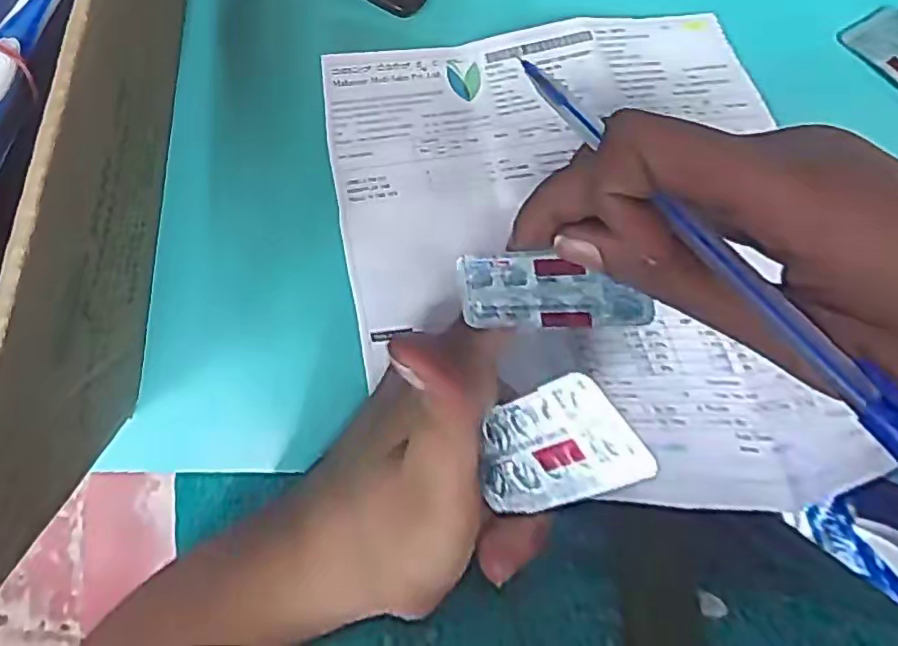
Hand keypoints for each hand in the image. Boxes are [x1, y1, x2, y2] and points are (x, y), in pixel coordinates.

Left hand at [276, 323, 554, 621]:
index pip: (491, 325)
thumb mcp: (434, 470)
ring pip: (505, 447)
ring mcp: (429, 422)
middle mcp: (432, 387)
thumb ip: (446, 403)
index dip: (538, 328)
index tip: (574, 378)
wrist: (323, 572)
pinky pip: (482, 472)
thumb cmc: (385, 528)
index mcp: (433, 376)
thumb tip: (422, 335)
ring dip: (515, 506)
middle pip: (515, 406)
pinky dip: (492, 514)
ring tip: (493, 556)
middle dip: (537, 469)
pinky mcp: (426, 455)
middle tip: (517, 528)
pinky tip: (479, 552)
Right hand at [508, 110, 897, 496]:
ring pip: (669, 161)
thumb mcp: (813, 348)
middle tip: (561, 265)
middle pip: (643, 147)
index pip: (642, 146)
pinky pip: (707, 177)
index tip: (568, 255)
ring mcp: (804, 158)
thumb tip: (572, 241)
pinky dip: (666, 212)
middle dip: (586, 200)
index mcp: (799, 190)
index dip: (585, 191)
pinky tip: (679, 259)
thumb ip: (685, 283)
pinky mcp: (812, 175)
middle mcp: (791, 151)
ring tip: (619, 270)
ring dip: (624, 208)